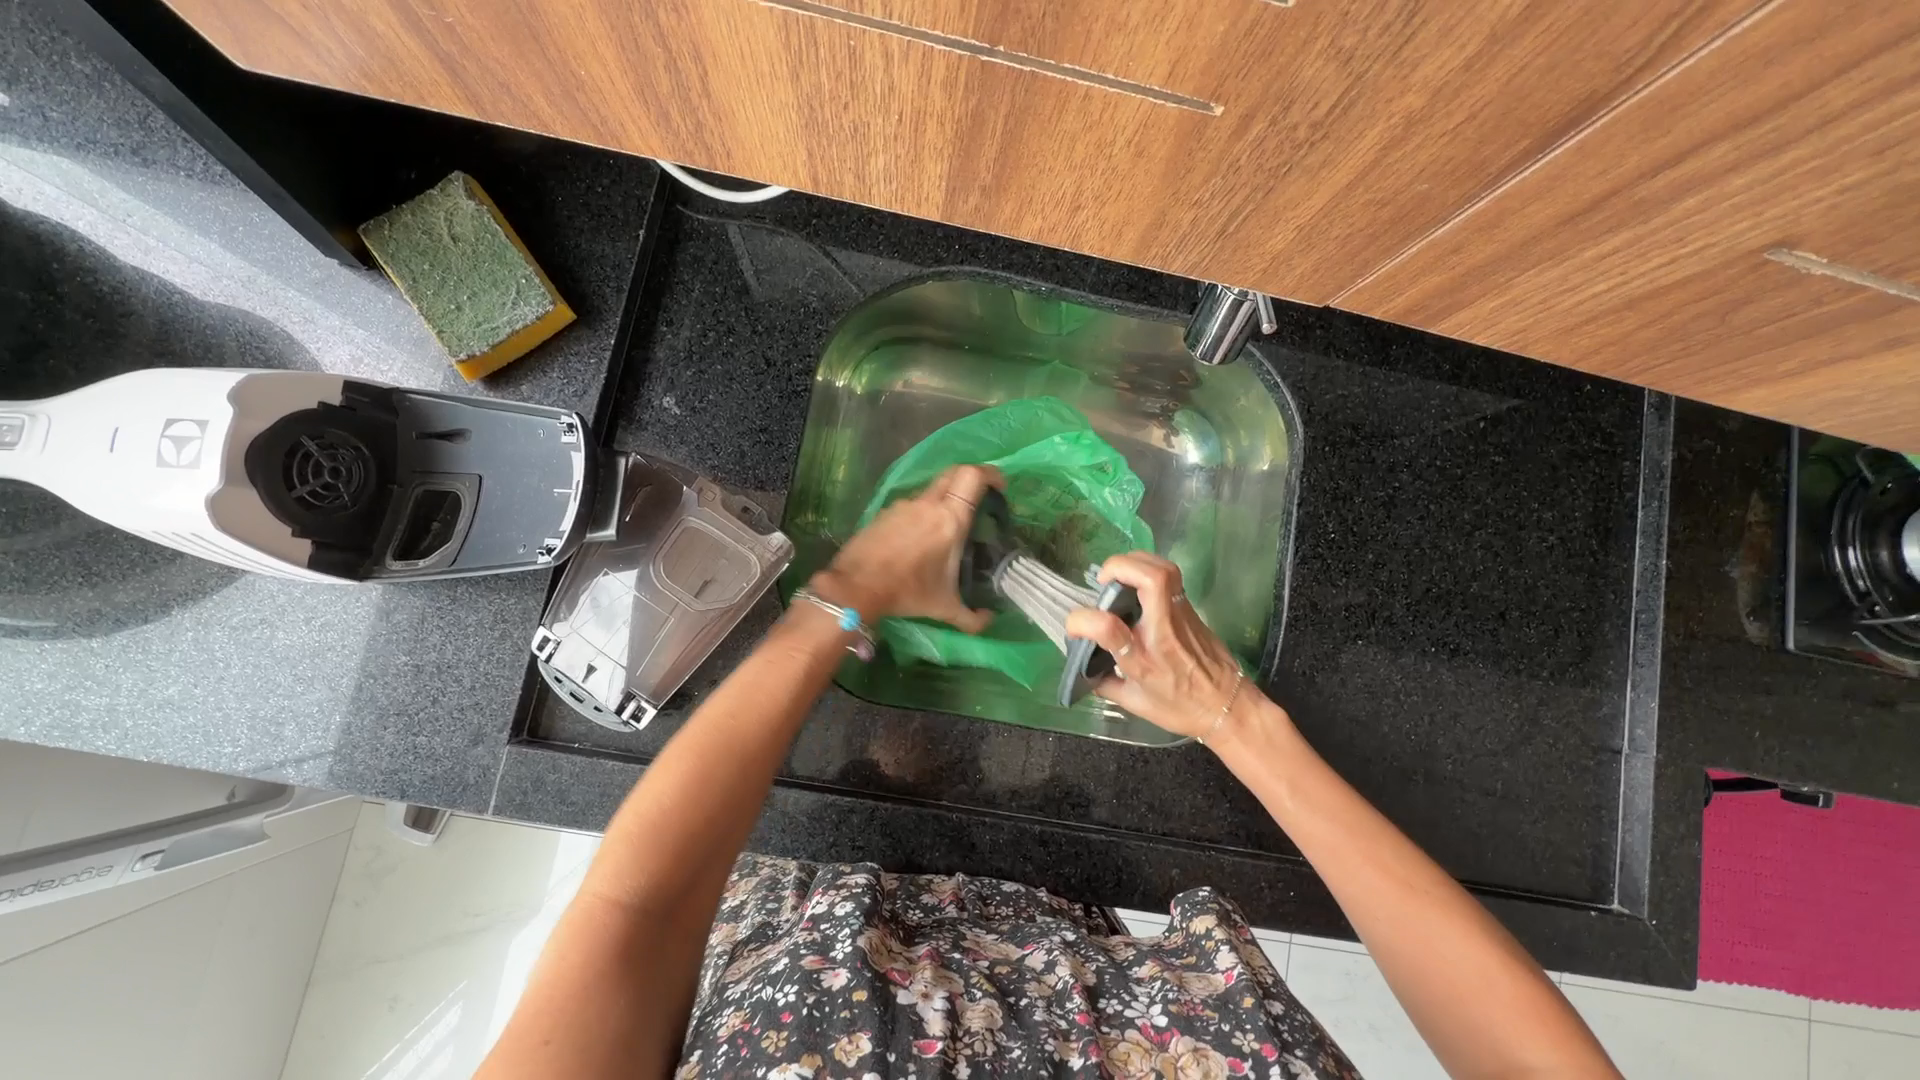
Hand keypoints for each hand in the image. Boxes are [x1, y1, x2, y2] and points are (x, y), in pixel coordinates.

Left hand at [812, 465, 999, 632]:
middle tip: (980, 497)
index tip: (1000, 486)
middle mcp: (928, 505)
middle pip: (954, 473)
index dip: (991, 474)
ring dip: (945, 499)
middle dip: (971, 479)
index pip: (973, 477)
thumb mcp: (944, 607)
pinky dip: (923, 513)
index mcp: (950, 519)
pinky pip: (912, 505)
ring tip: (949, 526)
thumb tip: (988, 621)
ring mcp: (904, 505)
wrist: (855, 587)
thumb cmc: (906, 592)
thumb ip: (971, 618)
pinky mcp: (886, 512)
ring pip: (932, 491)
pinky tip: (920, 538)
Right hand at [1065, 552, 1255, 737]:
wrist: (1228, 705)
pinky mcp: (1190, 608)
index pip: (1108, 627)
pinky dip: (1148, 570)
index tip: (1075, 627)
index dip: (1081, 620)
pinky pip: (1170, 577)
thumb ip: (1104, 682)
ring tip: (1119, 575)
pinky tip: (1137, 583)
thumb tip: (1086, 665)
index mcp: (1142, 659)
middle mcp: (1161, 631)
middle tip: (1103, 580)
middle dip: (1118, 566)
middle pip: (1149, 578)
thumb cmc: (1180, 708)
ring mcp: (1180, 615)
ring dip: (1135, 562)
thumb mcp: (1134, 703)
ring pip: (1163, 569)